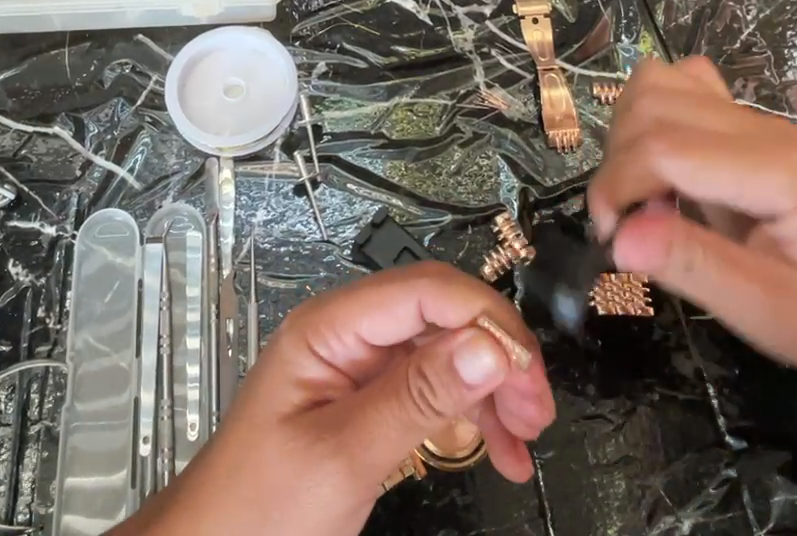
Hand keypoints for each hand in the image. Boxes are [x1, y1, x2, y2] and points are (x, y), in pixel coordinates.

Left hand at [118, 261, 556, 535]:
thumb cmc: (261, 506)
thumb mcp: (343, 455)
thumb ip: (417, 397)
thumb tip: (490, 346)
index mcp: (331, 326)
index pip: (424, 290)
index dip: (484, 318)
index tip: (526, 373)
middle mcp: (350, 333)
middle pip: (441, 315)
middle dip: (495, 352)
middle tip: (535, 412)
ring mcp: (362, 366)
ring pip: (446, 351)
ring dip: (492, 387)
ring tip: (525, 437)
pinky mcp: (372, 400)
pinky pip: (434, 389)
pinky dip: (473, 414)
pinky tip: (502, 450)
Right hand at [588, 56, 796, 375]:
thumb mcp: (759, 309)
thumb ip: (688, 265)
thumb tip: (618, 239)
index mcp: (775, 171)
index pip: (664, 149)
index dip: (617, 187)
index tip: (610, 238)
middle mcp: (760, 128)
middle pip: (650, 107)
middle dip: (616, 164)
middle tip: (624, 222)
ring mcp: (748, 117)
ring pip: (653, 84)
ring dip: (623, 135)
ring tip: (638, 191)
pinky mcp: (735, 119)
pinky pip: (674, 82)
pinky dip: (644, 113)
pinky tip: (654, 160)